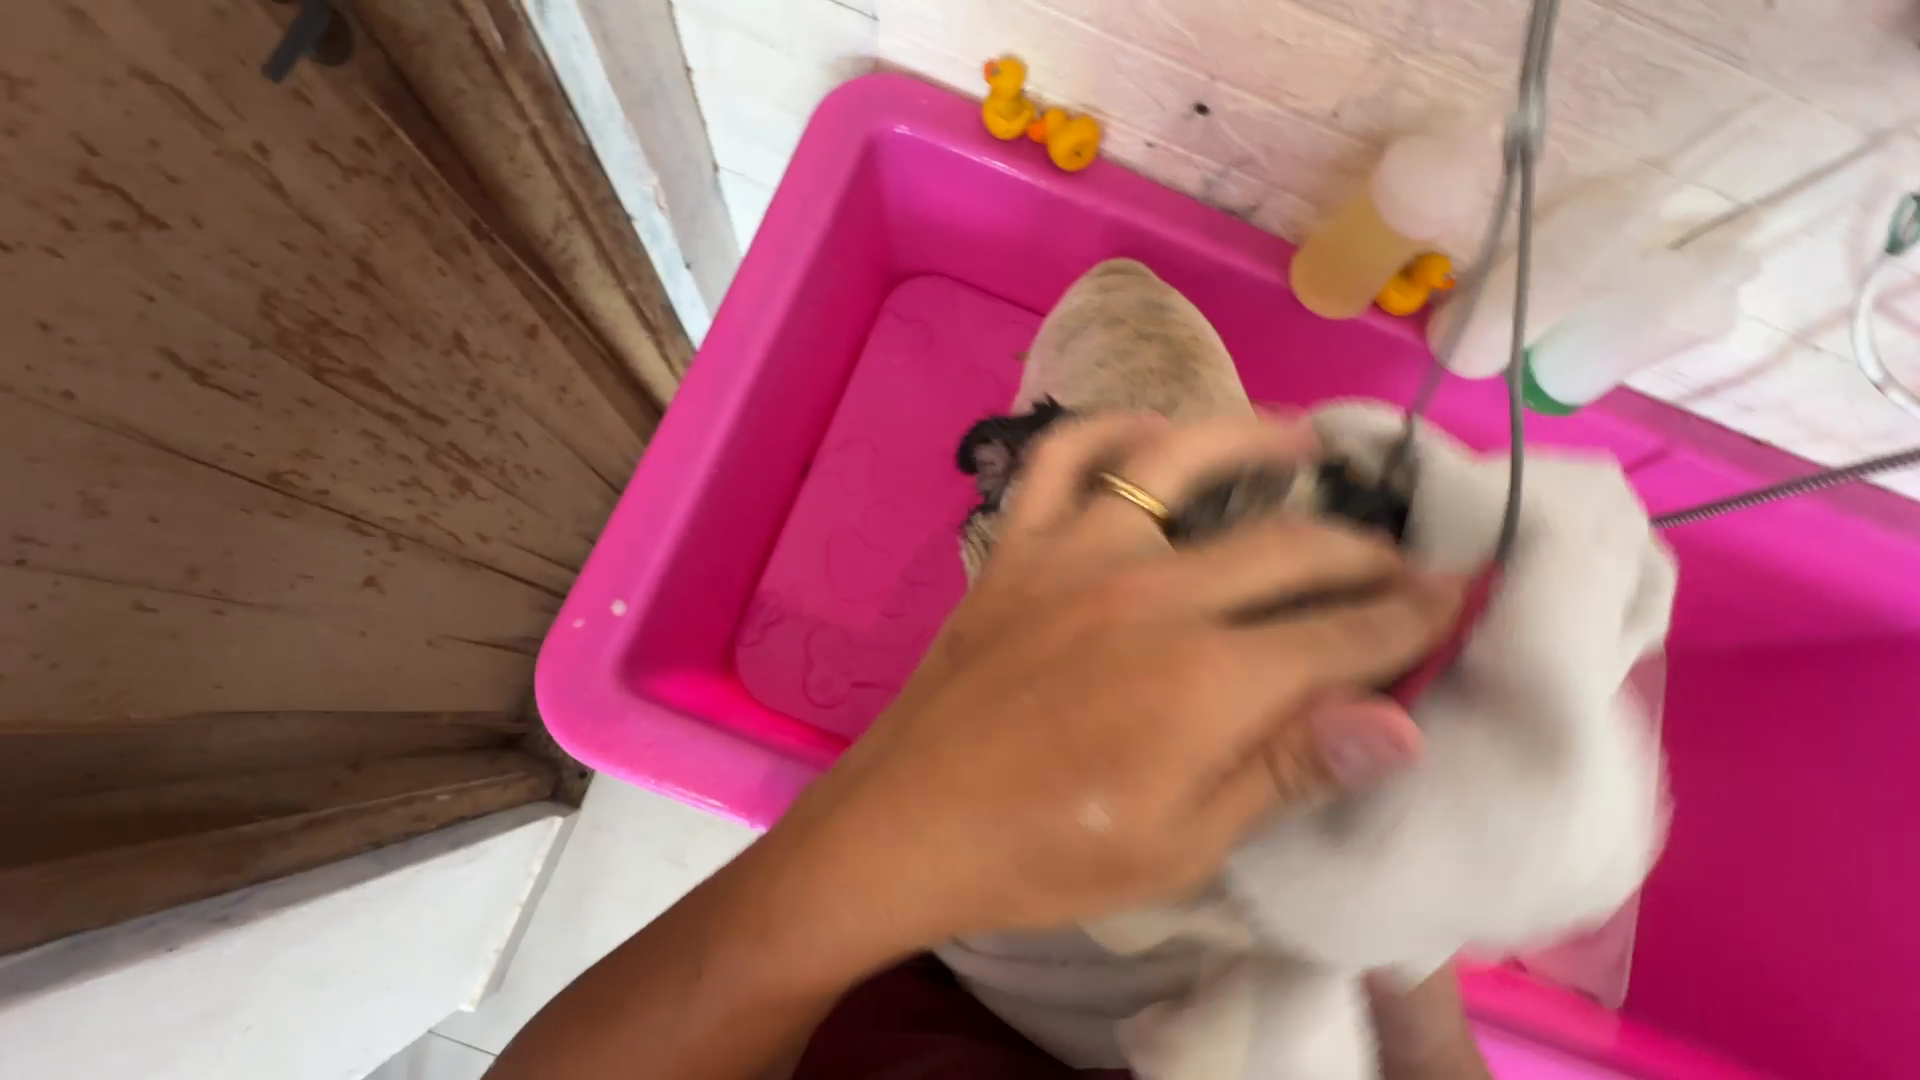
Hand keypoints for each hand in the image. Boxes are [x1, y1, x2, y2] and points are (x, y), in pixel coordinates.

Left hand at [772, 411, 1464, 953]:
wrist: (911, 824)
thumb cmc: (1049, 853)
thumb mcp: (1182, 845)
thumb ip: (1287, 770)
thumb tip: (1400, 723)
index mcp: (1206, 678)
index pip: (1344, 631)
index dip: (1412, 616)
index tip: (1452, 600)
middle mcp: (1150, 593)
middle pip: (1288, 545)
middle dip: (1364, 551)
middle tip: (1402, 558)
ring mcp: (1075, 556)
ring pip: (1177, 460)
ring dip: (1251, 439)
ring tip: (1303, 440)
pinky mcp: (1017, 549)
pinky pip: (1062, 461)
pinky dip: (1109, 430)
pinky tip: (1148, 431)